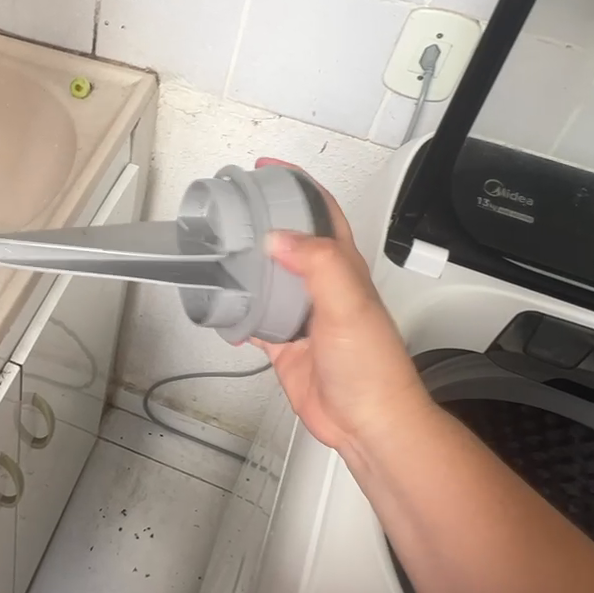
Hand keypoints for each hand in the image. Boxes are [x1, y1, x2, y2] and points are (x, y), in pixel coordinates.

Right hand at [251, 159, 432, 456]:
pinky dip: (238, 312)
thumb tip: (280, 238)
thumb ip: (317, 265)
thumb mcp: (348, 304)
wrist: (368, 423)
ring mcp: (303, 314)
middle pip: (291, 240)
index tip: (269, 169)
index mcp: (342, 267)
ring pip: (270, 278)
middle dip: (265, 219)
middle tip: (233, 206)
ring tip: (219, 250)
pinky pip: (255, 320)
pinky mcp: (286, 343)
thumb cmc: (374, 369)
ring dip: (247, 264)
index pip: (321, 211)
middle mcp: (322, 286)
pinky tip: (223, 308)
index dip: (297, 185)